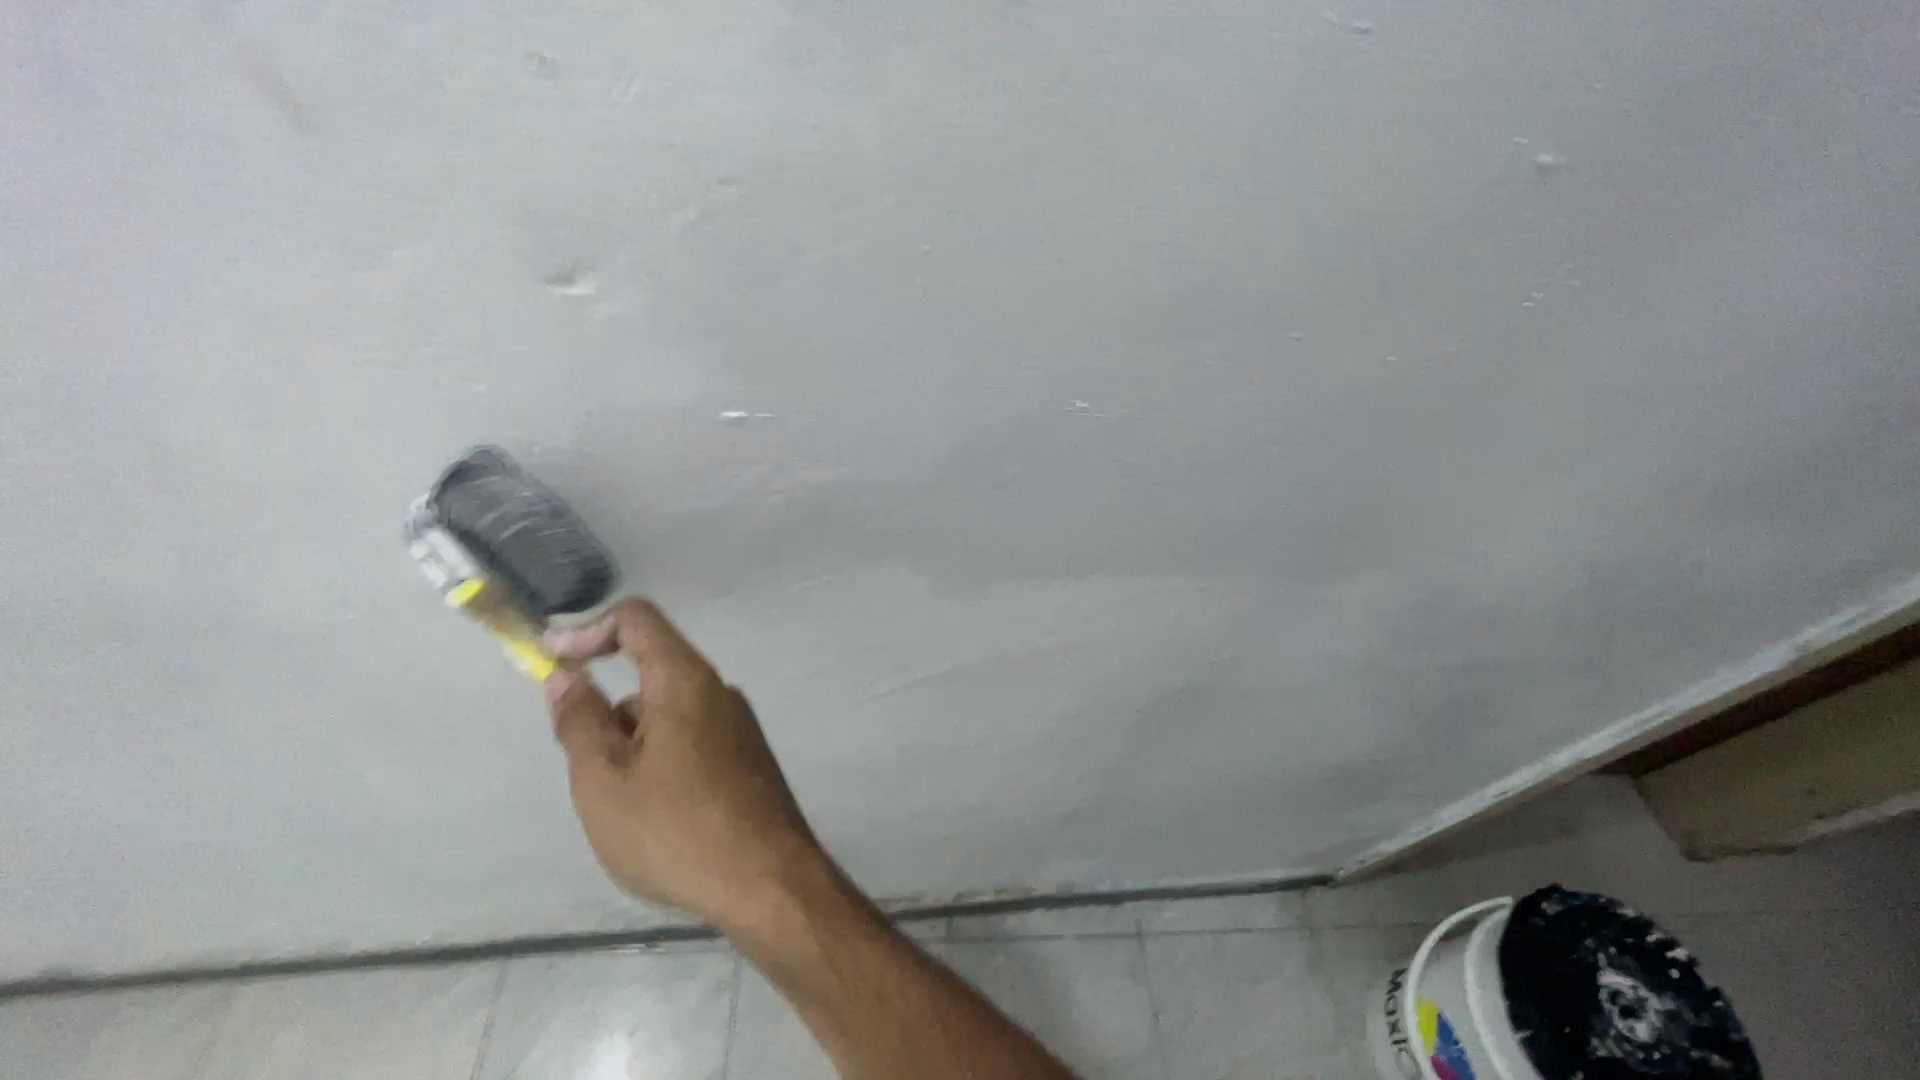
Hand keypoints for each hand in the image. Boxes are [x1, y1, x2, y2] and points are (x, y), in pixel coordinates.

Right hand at [542, 597, 822, 931]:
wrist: (768, 883)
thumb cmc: (675, 830)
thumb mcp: (605, 779)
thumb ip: (580, 721)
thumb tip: (566, 676)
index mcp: (686, 681)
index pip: (638, 621)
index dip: (589, 631)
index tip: (552, 664)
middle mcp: (720, 693)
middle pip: (652, 674)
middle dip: (609, 714)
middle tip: (592, 775)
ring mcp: (741, 728)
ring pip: (669, 717)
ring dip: (634, 747)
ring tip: (627, 811)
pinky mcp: (749, 762)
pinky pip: (692, 743)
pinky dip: (661, 764)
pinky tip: (660, 820)